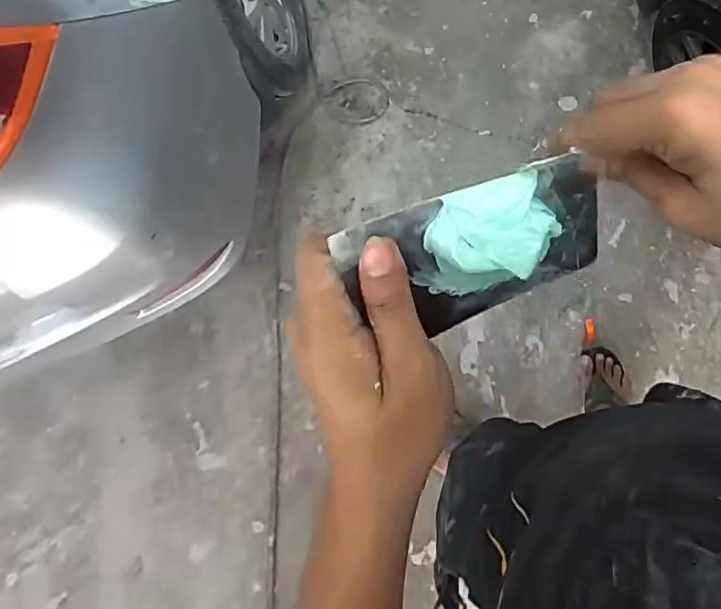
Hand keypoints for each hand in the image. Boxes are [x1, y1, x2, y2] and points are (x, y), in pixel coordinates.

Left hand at [290, 232, 452, 511]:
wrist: (378, 488)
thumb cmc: (401, 426)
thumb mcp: (409, 360)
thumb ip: (390, 302)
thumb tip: (375, 245)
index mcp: (326, 330)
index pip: (312, 259)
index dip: (345, 235)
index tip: (389, 232)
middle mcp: (309, 333)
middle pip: (319, 270)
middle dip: (360, 252)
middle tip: (411, 258)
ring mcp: (313, 348)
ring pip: (327, 288)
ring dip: (363, 274)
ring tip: (409, 278)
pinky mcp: (326, 359)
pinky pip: (334, 309)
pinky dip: (360, 296)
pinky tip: (395, 308)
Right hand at [563, 55, 720, 264]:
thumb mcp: (691, 212)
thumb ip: (635, 176)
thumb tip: (597, 158)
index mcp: (677, 113)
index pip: (600, 123)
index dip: (570, 143)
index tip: (550, 162)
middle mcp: (689, 75)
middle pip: (614, 96)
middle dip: (596, 129)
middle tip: (600, 170)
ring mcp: (713, 66)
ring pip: (641, 85)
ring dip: (627, 116)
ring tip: (644, 157)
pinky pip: (672, 81)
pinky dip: (657, 105)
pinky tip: (676, 137)